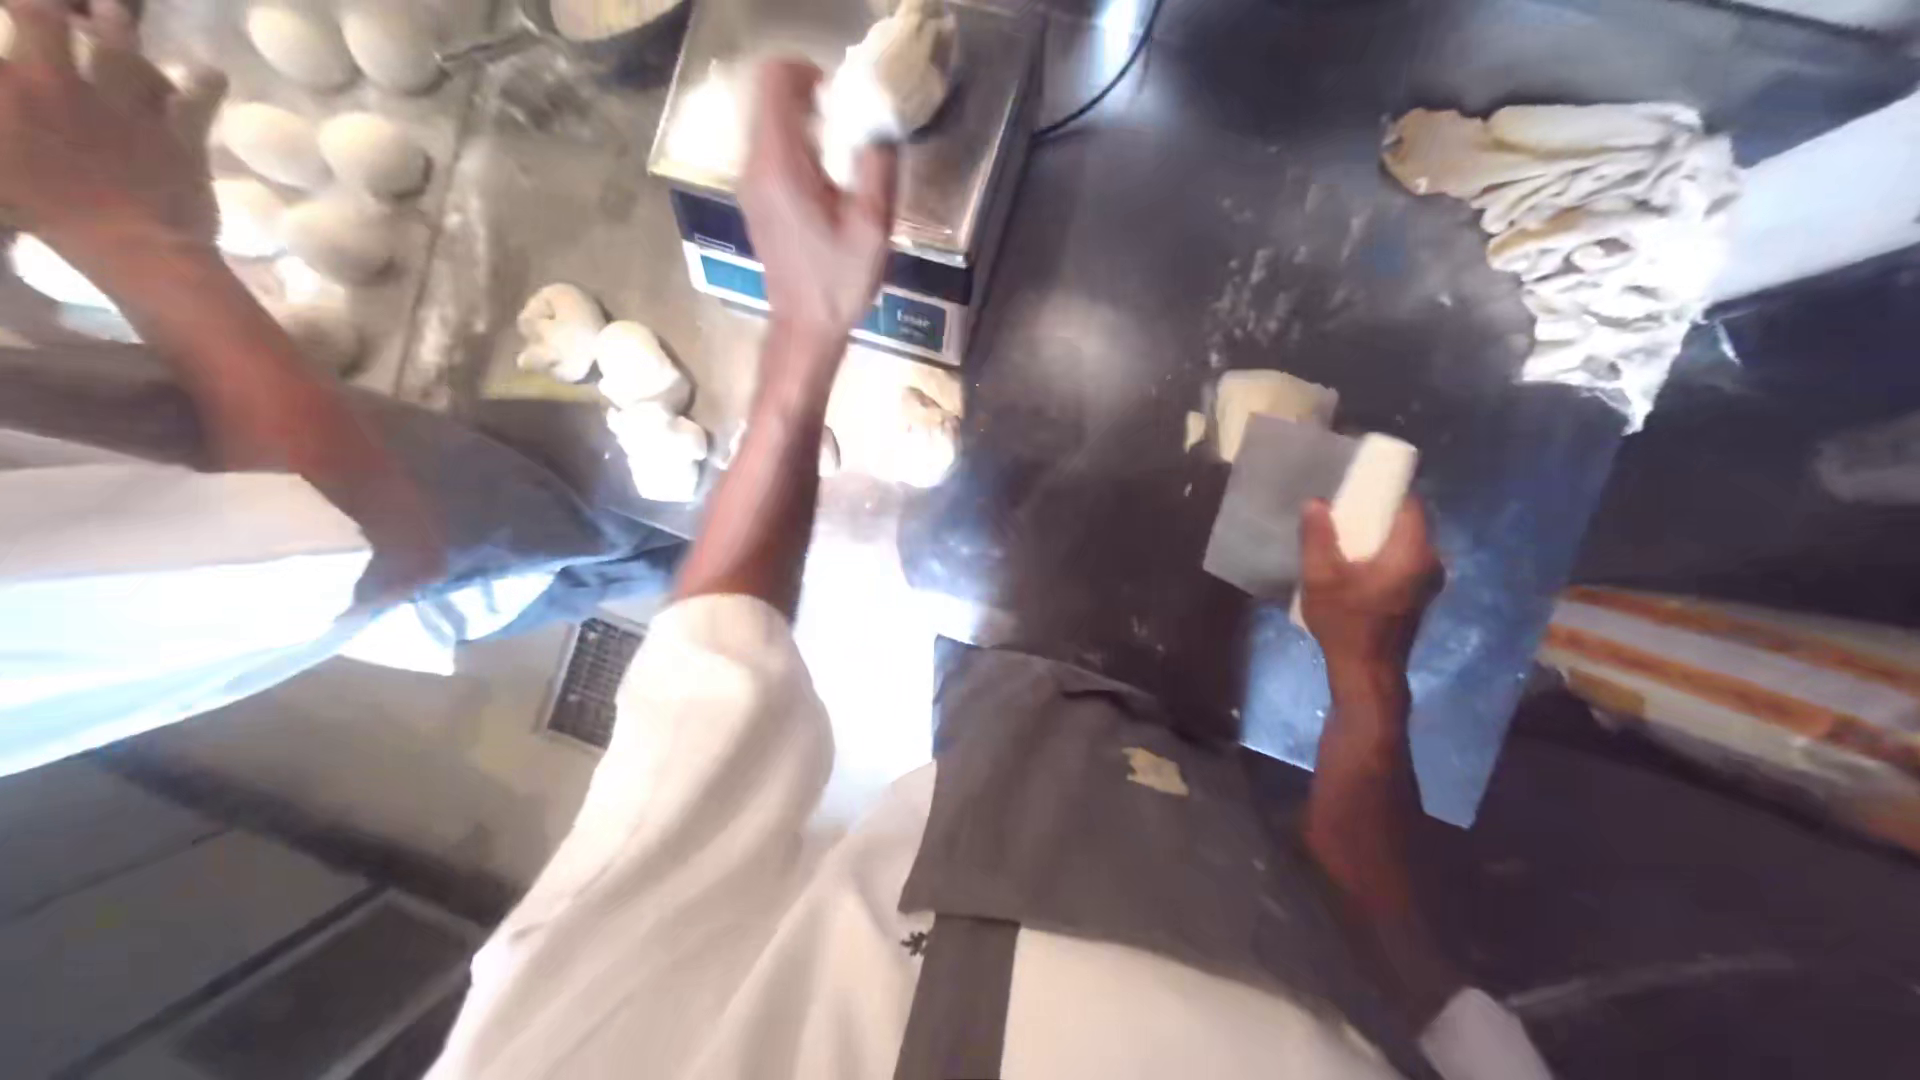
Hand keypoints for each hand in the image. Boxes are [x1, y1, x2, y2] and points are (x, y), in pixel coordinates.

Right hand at [0, 0, 225, 259]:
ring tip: (115, 7)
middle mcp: (55, 81)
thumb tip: (15, 94)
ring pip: (122, 49)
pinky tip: (214, 72)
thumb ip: (9, 115)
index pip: (9, 27)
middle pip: (41, 15)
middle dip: (46, 0)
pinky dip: (206, 84)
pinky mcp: (179, 136)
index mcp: (3, 86)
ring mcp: (125, 108)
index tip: (22, 11)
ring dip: (117, 24)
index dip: (16, 13)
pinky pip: (197, 102)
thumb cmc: (41, 211)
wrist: (134, 246)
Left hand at [737, 59, 896, 362]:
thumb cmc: (839, 283)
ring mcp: (749, 184)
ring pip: (765, 122)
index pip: (776, 81)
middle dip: (806, 95)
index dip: (808, 73)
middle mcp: (755, 167)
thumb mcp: (873, 228)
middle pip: (767, 97)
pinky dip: (792, 144)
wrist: (805, 327)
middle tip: (845, 120)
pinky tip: (821, 176)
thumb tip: (879, 130)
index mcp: (782, 166)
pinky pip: (767, 150)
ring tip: (837, 149)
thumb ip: (878, 167)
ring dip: (800, 120)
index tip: (842, 97)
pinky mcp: (754, 201)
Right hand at [1299, 496, 1442, 669]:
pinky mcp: (1419, 594)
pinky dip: (1383, 551)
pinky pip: (1404, 558)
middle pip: (1408, 522)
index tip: (1357, 484)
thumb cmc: (1345, 622)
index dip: (1385, 490)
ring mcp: (1428, 581)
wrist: (1367, 670)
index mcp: (1412, 553)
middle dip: (1377, 511)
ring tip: (1344, 532)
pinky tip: (1355, 560)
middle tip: (1342, 508)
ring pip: (1405, 542)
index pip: (1409, 505)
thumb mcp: (1321, 578)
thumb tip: (1316, 502)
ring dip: (1378, 534)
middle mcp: (1430, 562)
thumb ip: (1318, 537)